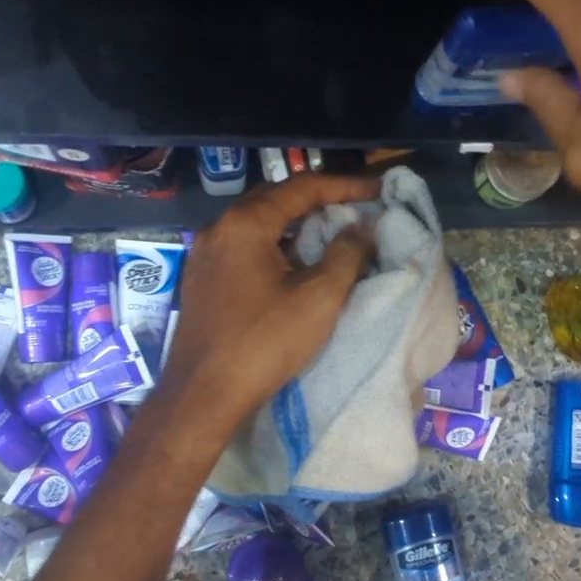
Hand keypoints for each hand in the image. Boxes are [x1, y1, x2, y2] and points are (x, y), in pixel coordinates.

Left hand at [155, 174, 379, 428]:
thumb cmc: (264, 342)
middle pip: (275, 199)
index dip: (345, 186)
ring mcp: (204, 254)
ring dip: (296, 225)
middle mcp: (219, 228)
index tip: (378, 190)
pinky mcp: (201, 280)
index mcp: (246, 223)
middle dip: (318, 200)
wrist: (203, 394)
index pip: (302, 188)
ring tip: (330, 235)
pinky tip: (294, 265)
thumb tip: (362, 227)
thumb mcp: (319, 297)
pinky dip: (275, 246)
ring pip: (258, 224)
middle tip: (355, 208)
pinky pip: (244, 248)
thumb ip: (347, 254)